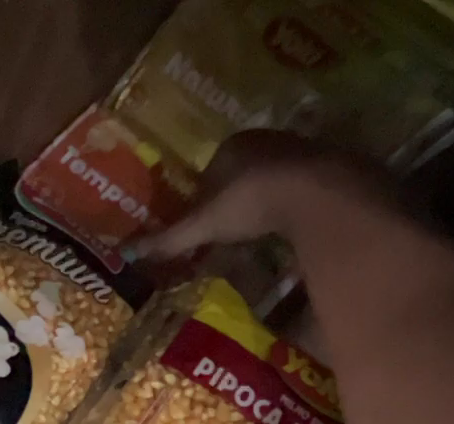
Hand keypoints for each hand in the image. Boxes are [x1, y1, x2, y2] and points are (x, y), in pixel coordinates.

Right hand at [130, 130, 394, 259]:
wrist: (316, 193)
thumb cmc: (249, 200)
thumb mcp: (202, 225)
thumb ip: (168, 239)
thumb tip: (124, 253)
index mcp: (232, 145)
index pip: (210, 168)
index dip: (204, 194)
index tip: (204, 218)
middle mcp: (266, 139)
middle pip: (242, 170)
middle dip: (235, 195)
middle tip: (229, 224)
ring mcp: (300, 148)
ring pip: (273, 175)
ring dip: (265, 197)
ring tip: (259, 226)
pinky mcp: (329, 163)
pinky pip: (301, 184)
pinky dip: (292, 202)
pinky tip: (288, 223)